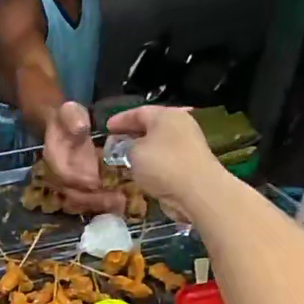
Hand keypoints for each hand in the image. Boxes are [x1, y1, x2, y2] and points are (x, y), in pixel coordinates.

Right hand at [42, 102, 126, 214]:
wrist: (64, 128)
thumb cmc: (68, 120)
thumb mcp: (69, 112)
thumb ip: (72, 118)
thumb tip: (81, 128)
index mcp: (54, 158)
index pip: (62, 174)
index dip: (78, 180)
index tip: (96, 181)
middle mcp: (59, 176)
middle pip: (73, 195)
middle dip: (94, 199)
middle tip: (116, 199)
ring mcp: (69, 185)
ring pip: (82, 203)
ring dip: (101, 205)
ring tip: (122, 204)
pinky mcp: (80, 190)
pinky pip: (90, 203)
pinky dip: (104, 206)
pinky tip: (121, 204)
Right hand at [105, 105, 222, 208]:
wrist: (197, 192)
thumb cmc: (163, 165)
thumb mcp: (134, 152)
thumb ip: (125, 147)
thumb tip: (126, 148)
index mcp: (167, 116)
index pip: (139, 112)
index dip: (121, 119)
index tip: (106, 127)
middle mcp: (179, 127)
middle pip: (151, 128)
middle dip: (131, 136)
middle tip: (114, 144)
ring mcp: (187, 148)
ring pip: (158, 147)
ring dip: (141, 154)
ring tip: (124, 161)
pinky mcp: (190, 168)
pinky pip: (165, 163)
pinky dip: (152, 167)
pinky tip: (140, 175)